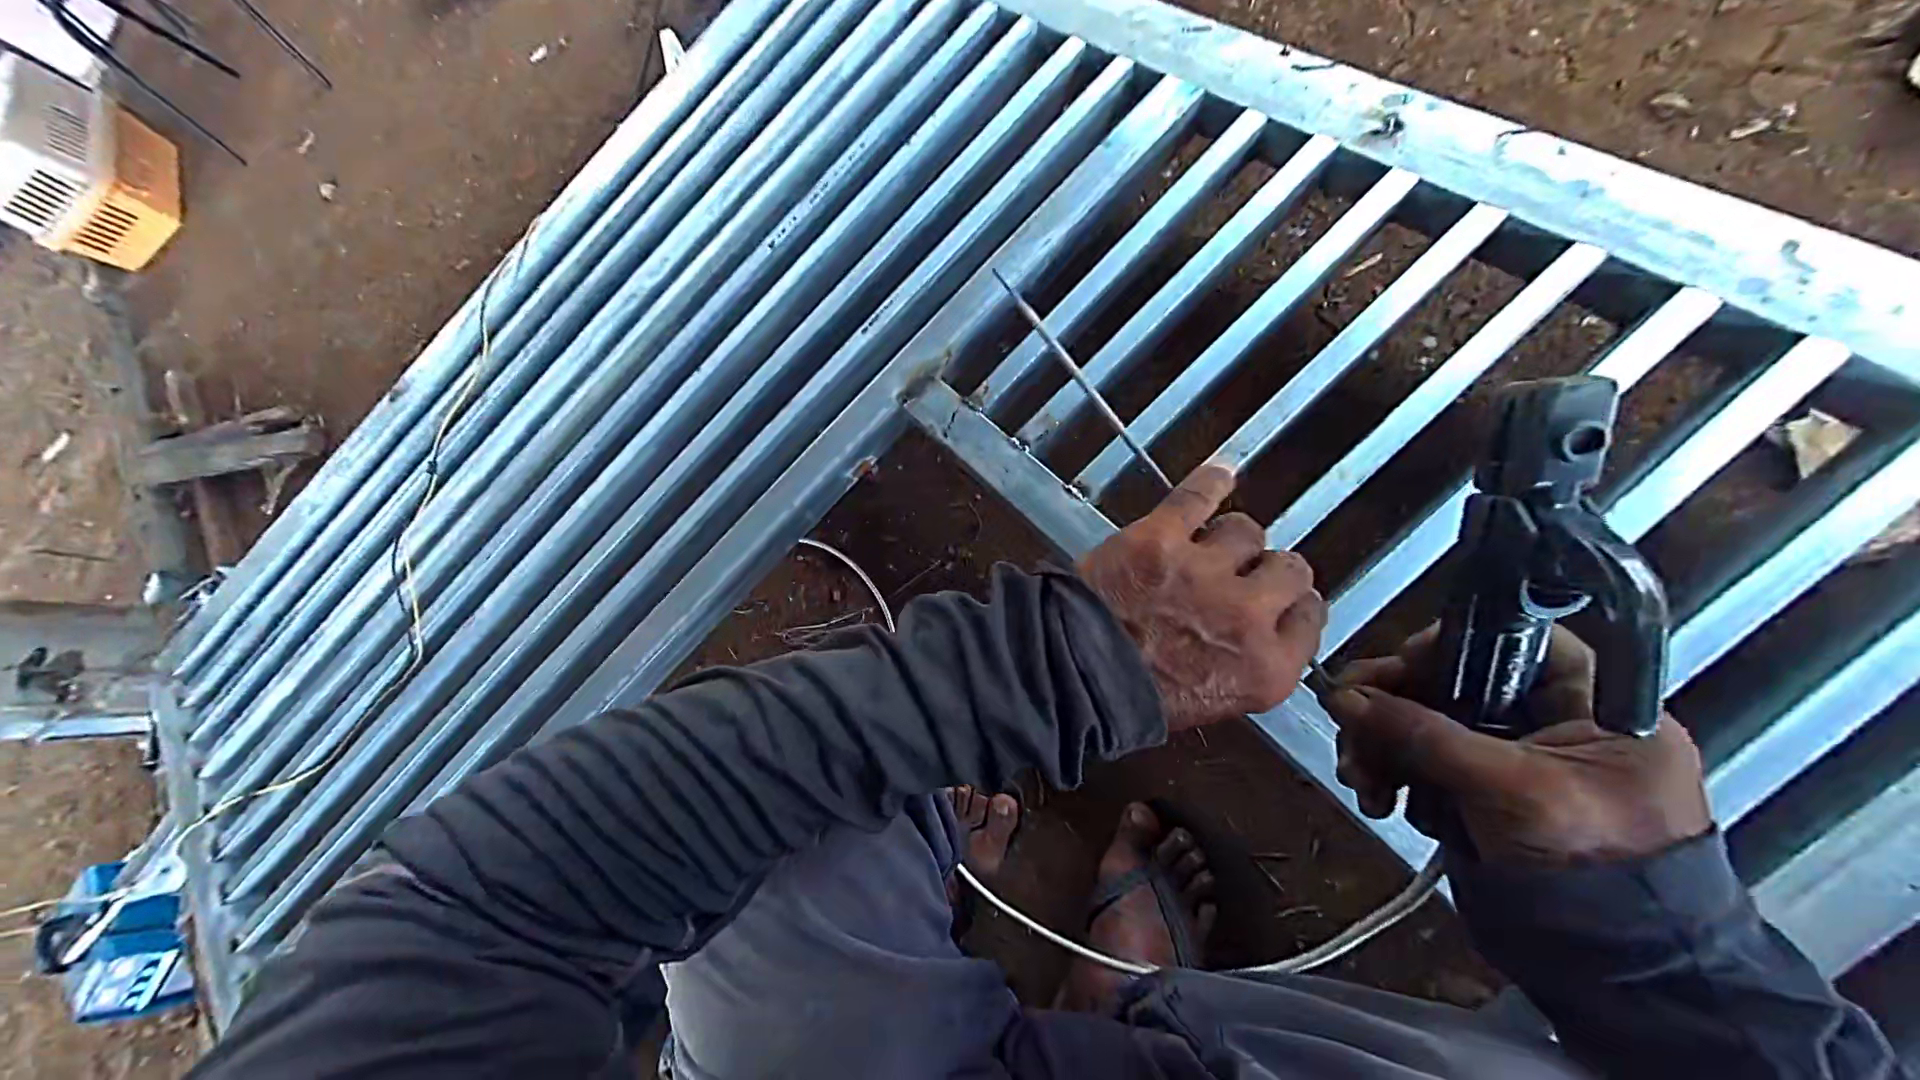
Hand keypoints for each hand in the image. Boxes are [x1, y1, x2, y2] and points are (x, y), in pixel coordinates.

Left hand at [1078, 462, 1325, 730]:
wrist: (1071, 677)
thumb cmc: (1133, 700)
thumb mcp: (1215, 703)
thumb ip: (1250, 665)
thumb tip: (1263, 635)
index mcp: (1267, 668)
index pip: (1309, 616)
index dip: (1292, 603)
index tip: (1280, 599)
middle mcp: (1248, 617)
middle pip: (1288, 569)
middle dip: (1267, 569)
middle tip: (1241, 573)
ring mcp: (1205, 572)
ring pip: (1245, 532)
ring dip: (1229, 538)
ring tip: (1207, 545)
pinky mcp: (1161, 539)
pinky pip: (1198, 496)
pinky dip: (1210, 482)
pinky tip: (1219, 476)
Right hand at [1326, 626, 1711, 864]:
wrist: (1610, 964)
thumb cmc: (1589, 862)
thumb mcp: (1507, 788)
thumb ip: (1424, 734)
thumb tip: (1343, 695)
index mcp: (1597, 709)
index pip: (1520, 642)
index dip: (1458, 642)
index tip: (1404, 663)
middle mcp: (1551, 722)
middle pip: (1454, 682)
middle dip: (1392, 706)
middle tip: (1350, 722)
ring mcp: (1510, 755)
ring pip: (1426, 721)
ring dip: (1380, 745)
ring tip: (1361, 780)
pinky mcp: (1477, 785)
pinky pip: (1421, 758)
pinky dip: (1390, 772)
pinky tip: (1376, 797)